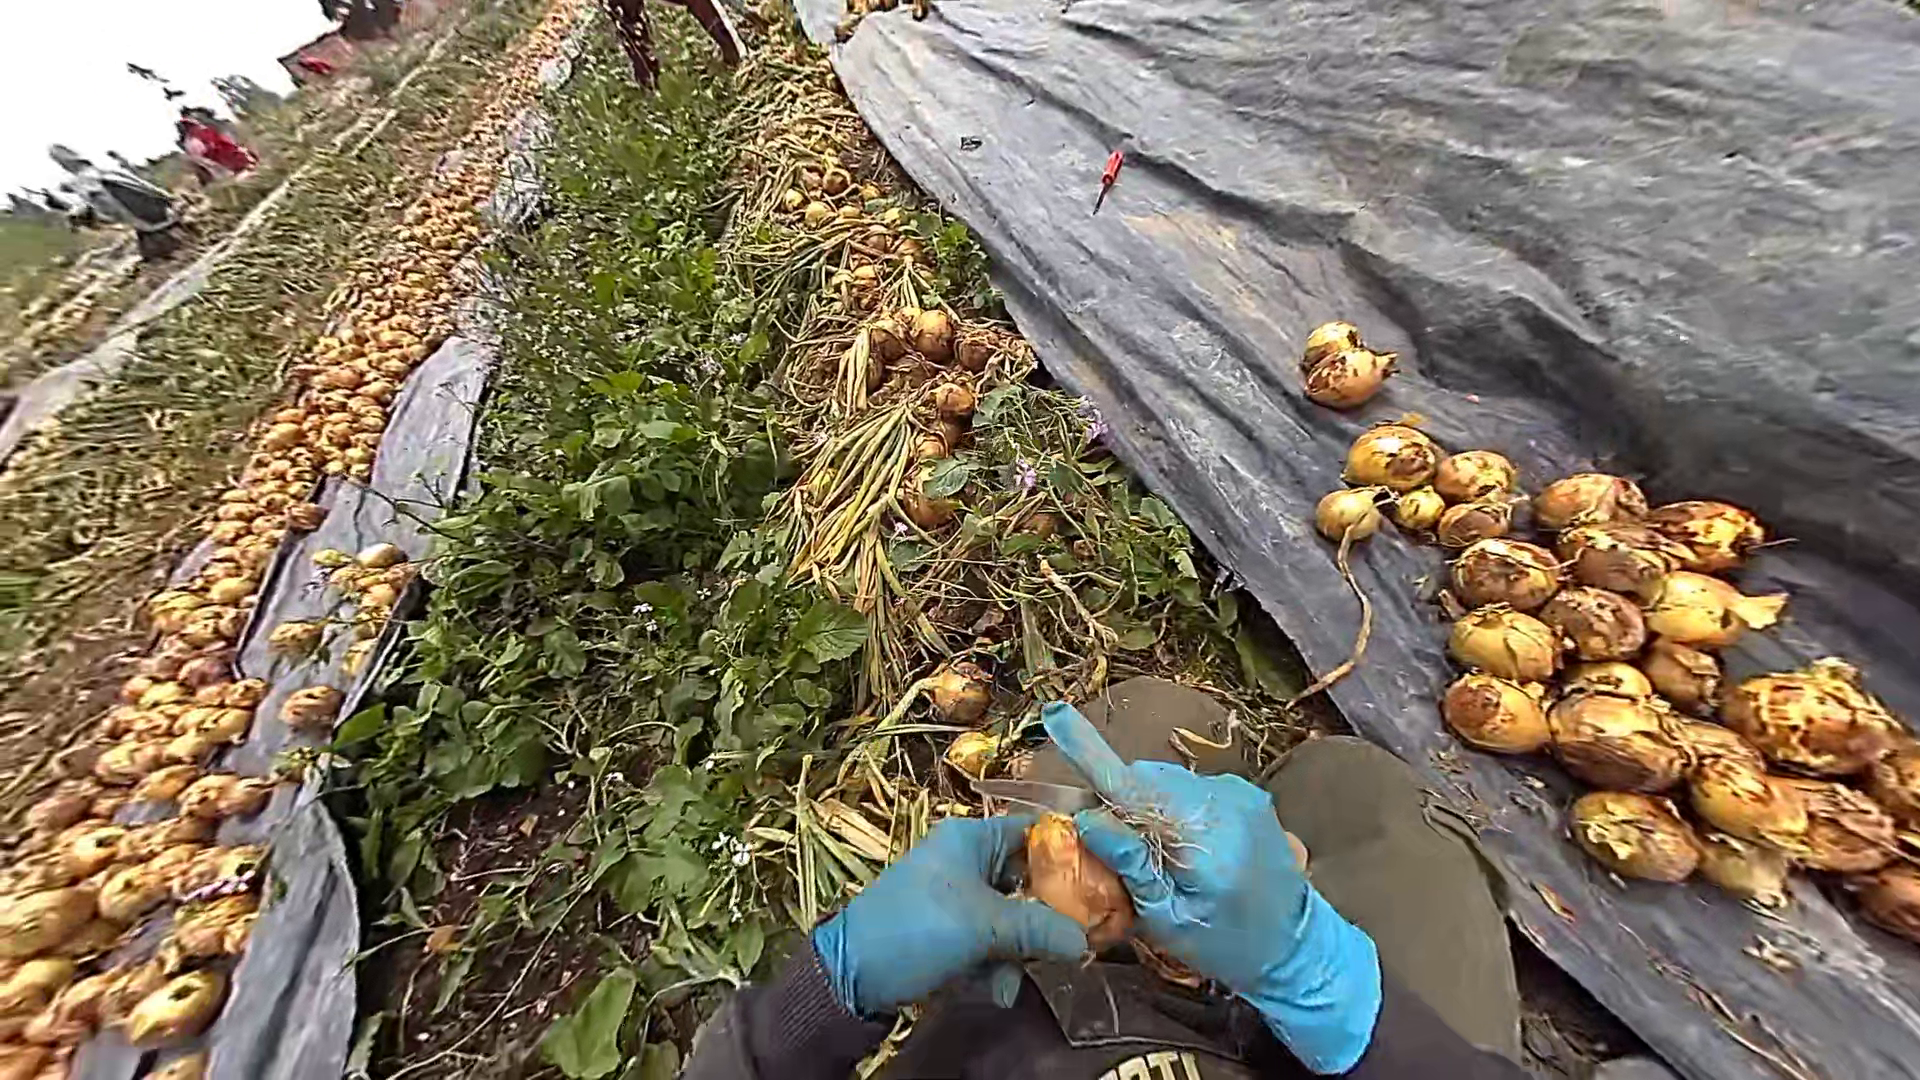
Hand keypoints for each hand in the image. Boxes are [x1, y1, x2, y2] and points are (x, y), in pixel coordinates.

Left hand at [811, 814, 1087, 1015]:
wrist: (853, 971)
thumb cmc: (919, 926)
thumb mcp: (982, 926)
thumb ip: (1036, 928)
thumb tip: (1084, 941)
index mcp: (971, 838)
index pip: (1030, 830)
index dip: (1063, 852)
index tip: (1094, 882)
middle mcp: (967, 859)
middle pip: (1023, 880)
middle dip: (1038, 922)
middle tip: (1061, 947)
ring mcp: (957, 894)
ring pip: (1008, 916)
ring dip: (1012, 953)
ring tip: (1004, 982)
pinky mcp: (948, 927)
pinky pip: (986, 939)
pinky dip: (991, 964)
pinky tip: (989, 988)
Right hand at [1044, 702, 1381, 1073]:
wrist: (1301, 950)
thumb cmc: (1229, 946)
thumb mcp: (1169, 921)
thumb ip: (1130, 865)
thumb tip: (1088, 818)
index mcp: (1204, 842)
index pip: (1133, 789)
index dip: (1091, 754)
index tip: (1056, 714)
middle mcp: (1223, 803)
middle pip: (1144, 778)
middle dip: (1120, 800)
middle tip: (1118, 842)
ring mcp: (1237, 791)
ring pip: (1163, 778)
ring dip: (1147, 802)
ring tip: (1162, 849)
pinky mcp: (1244, 790)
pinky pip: (1187, 784)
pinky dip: (1172, 803)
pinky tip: (1187, 840)